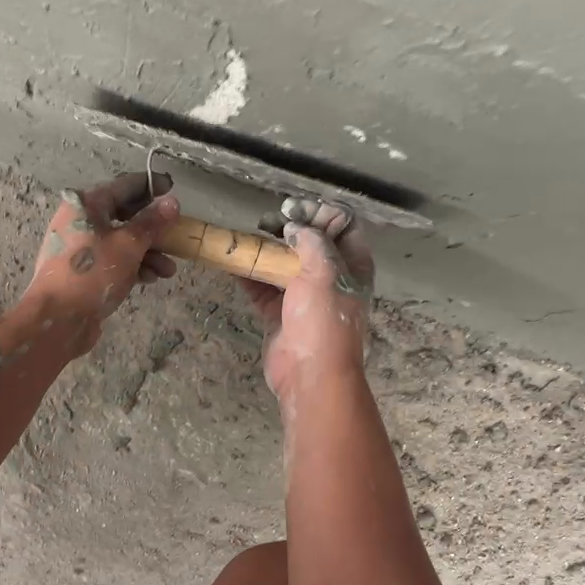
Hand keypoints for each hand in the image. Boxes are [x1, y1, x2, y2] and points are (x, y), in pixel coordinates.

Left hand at [24, 171, 179, 355]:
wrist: (57, 321)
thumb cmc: (92, 275)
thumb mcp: (128, 245)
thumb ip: (151, 222)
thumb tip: (172, 202)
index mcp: (86, 205)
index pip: (123, 185)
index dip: (149, 185)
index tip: (171, 187)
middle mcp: (80, 222)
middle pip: (123, 215)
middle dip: (152, 228)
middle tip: (175, 234)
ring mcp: (80, 249)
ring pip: (120, 242)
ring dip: (147, 252)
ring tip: (168, 269)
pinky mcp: (83, 272)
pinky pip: (112, 261)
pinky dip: (132, 266)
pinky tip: (150, 279)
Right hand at [240, 197, 374, 398]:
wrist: (309, 373)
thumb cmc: (324, 321)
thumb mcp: (324, 272)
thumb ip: (311, 242)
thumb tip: (294, 227)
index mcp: (352, 266)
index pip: (342, 225)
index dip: (319, 212)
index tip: (292, 210)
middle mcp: (329, 277)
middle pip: (310, 242)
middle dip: (288, 227)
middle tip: (268, 220)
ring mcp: (303, 297)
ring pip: (283, 263)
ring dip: (266, 249)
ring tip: (248, 236)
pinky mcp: (279, 314)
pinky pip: (262, 289)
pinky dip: (248, 275)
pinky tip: (232, 262)